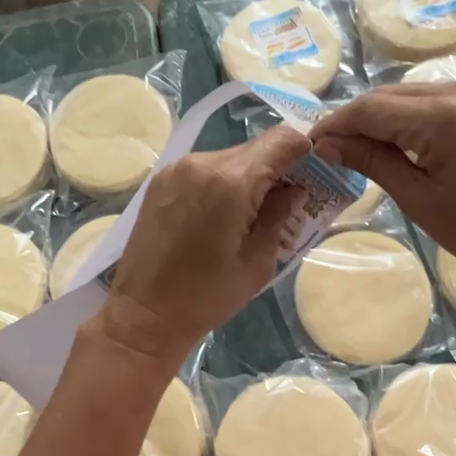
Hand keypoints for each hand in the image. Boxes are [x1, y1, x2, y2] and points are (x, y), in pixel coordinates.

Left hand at [99, 126, 310, 361]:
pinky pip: (203, 170)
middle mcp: (200, 163)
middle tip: (286, 203)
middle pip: (254, 149)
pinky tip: (221, 216)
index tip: (313, 174)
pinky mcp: (160, 181)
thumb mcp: (257, 262)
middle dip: (276, 169)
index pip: (280, 141)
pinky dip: (221, 183)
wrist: (142, 314)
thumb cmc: (205, 296)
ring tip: (250, 216)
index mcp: (229, 181)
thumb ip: (279, 215)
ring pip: (228, 159)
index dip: (303, 151)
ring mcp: (175, 169)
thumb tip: (295, 190)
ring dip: (247, 178)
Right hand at [310, 80, 455, 305]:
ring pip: (412, 94)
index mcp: (446, 118)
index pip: (373, 109)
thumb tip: (327, 144)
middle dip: (357, 120)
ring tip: (357, 145)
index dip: (337, 124)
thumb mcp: (418, 198)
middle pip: (391, 96)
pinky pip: (437, 98)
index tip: (310, 142)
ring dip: (382, 116)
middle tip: (328, 147)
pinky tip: (396, 138)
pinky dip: (411, 115)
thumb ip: (371, 161)